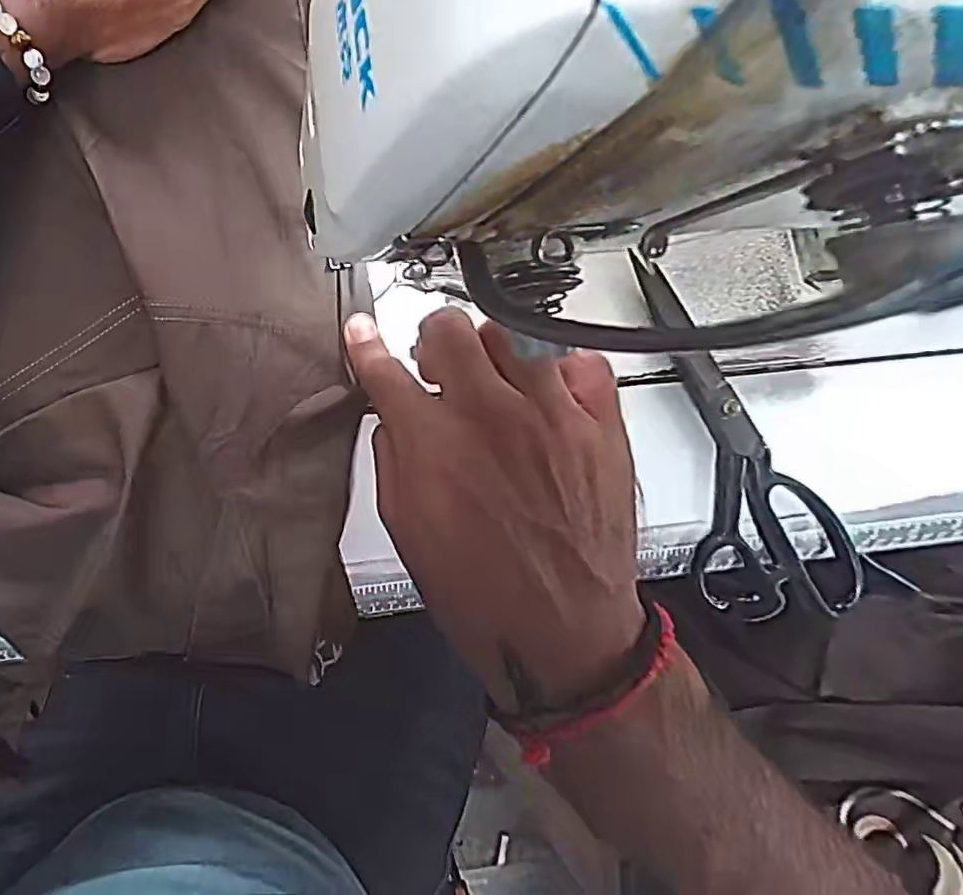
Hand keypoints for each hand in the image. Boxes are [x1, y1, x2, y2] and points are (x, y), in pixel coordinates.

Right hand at [344, 308, 643, 708]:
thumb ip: (391, 457)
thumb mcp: (406, 527)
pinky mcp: (601, 428)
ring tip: (489, 385)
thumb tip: (391, 418)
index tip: (362, 332)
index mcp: (435, 446)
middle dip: (431, 340)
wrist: (564, 633)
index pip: (384, 369)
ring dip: (488, 355)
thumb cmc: (483, 591)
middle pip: (450, 329)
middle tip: (434, 366)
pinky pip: (579, 362)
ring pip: (509, 335)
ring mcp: (552, 418)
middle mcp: (492, 419)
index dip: (365, 344)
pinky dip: (556, 369)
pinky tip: (543, 394)